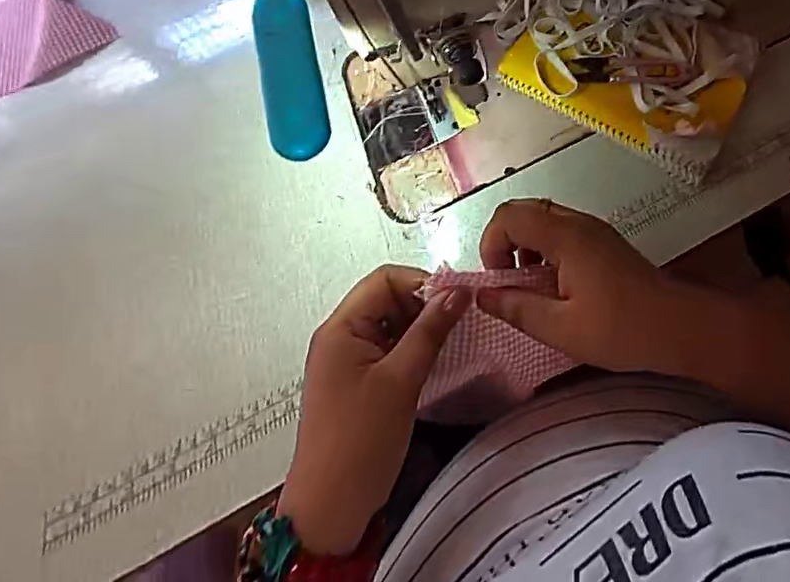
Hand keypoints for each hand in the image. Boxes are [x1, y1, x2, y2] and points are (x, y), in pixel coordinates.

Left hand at [280, 266, 468, 553]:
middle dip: (424, 303)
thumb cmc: (358, 443)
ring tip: (447, 340)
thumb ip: (431, 329)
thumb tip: (458, 292)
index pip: (384, 279)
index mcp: (341, 329)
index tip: (453, 299)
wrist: (330, 511)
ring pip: (391, 321)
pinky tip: (433, 358)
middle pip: (388, 297)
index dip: (421, 282)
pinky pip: (390, 346)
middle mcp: (341, 337)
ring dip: (421, 326)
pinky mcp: (360, 380)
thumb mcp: (401, 379)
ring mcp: (349, 359)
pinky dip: (413, 346)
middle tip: (455, 321)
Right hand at [475, 199, 715, 374]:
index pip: (509, 215)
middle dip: (504, 241)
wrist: (678, 326)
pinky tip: (554, 285)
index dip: (491, 244)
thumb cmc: (621, 329)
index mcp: (566, 236)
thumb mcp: (561, 328)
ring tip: (530, 287)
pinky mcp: (603, 240)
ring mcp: (593, 228)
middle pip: (524, 209)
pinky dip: (544, 249)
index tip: (497, 280)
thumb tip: (482, 295)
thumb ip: (517, 308)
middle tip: (507, 281)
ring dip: (524, 245)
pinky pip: (561, 230)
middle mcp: (578, 222)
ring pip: (542, 218)